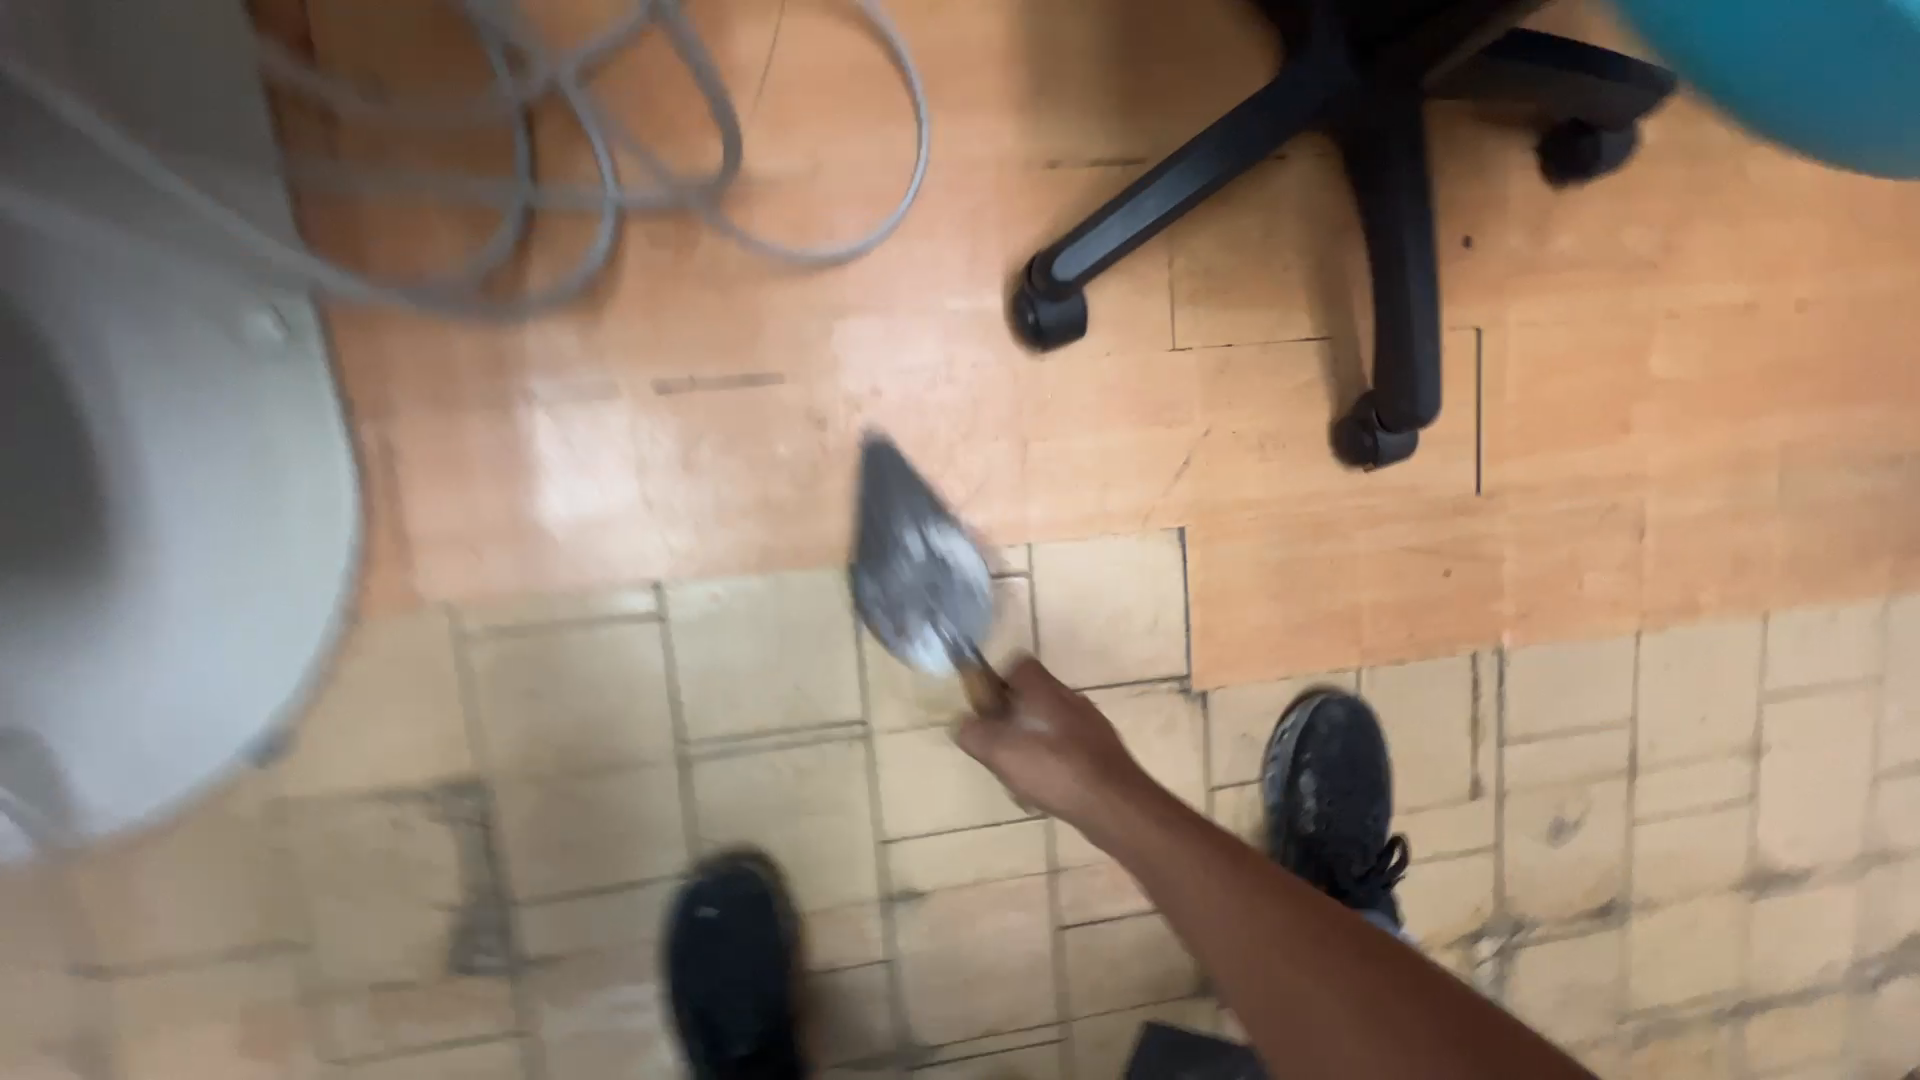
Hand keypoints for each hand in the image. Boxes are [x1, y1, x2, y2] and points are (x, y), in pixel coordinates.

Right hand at [953, 656, 1155, 830]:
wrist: (1117, 805)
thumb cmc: (1056, 770)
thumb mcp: (1002, 753)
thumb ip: (975, 735)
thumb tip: (961, 724)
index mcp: (1047, 691)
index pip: (1021, 665)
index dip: (999, 681)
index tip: (985, 708)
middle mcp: (1072, 701)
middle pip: (1034, 696)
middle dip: (1012, 719)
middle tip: (998, 746)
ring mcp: (1091, 727)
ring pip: (1051, 724)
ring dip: (1032, 743)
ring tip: (1020, 775)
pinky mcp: (1103, 753)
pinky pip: (1069, 748)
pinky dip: (1053, 763)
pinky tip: (1047, 790)